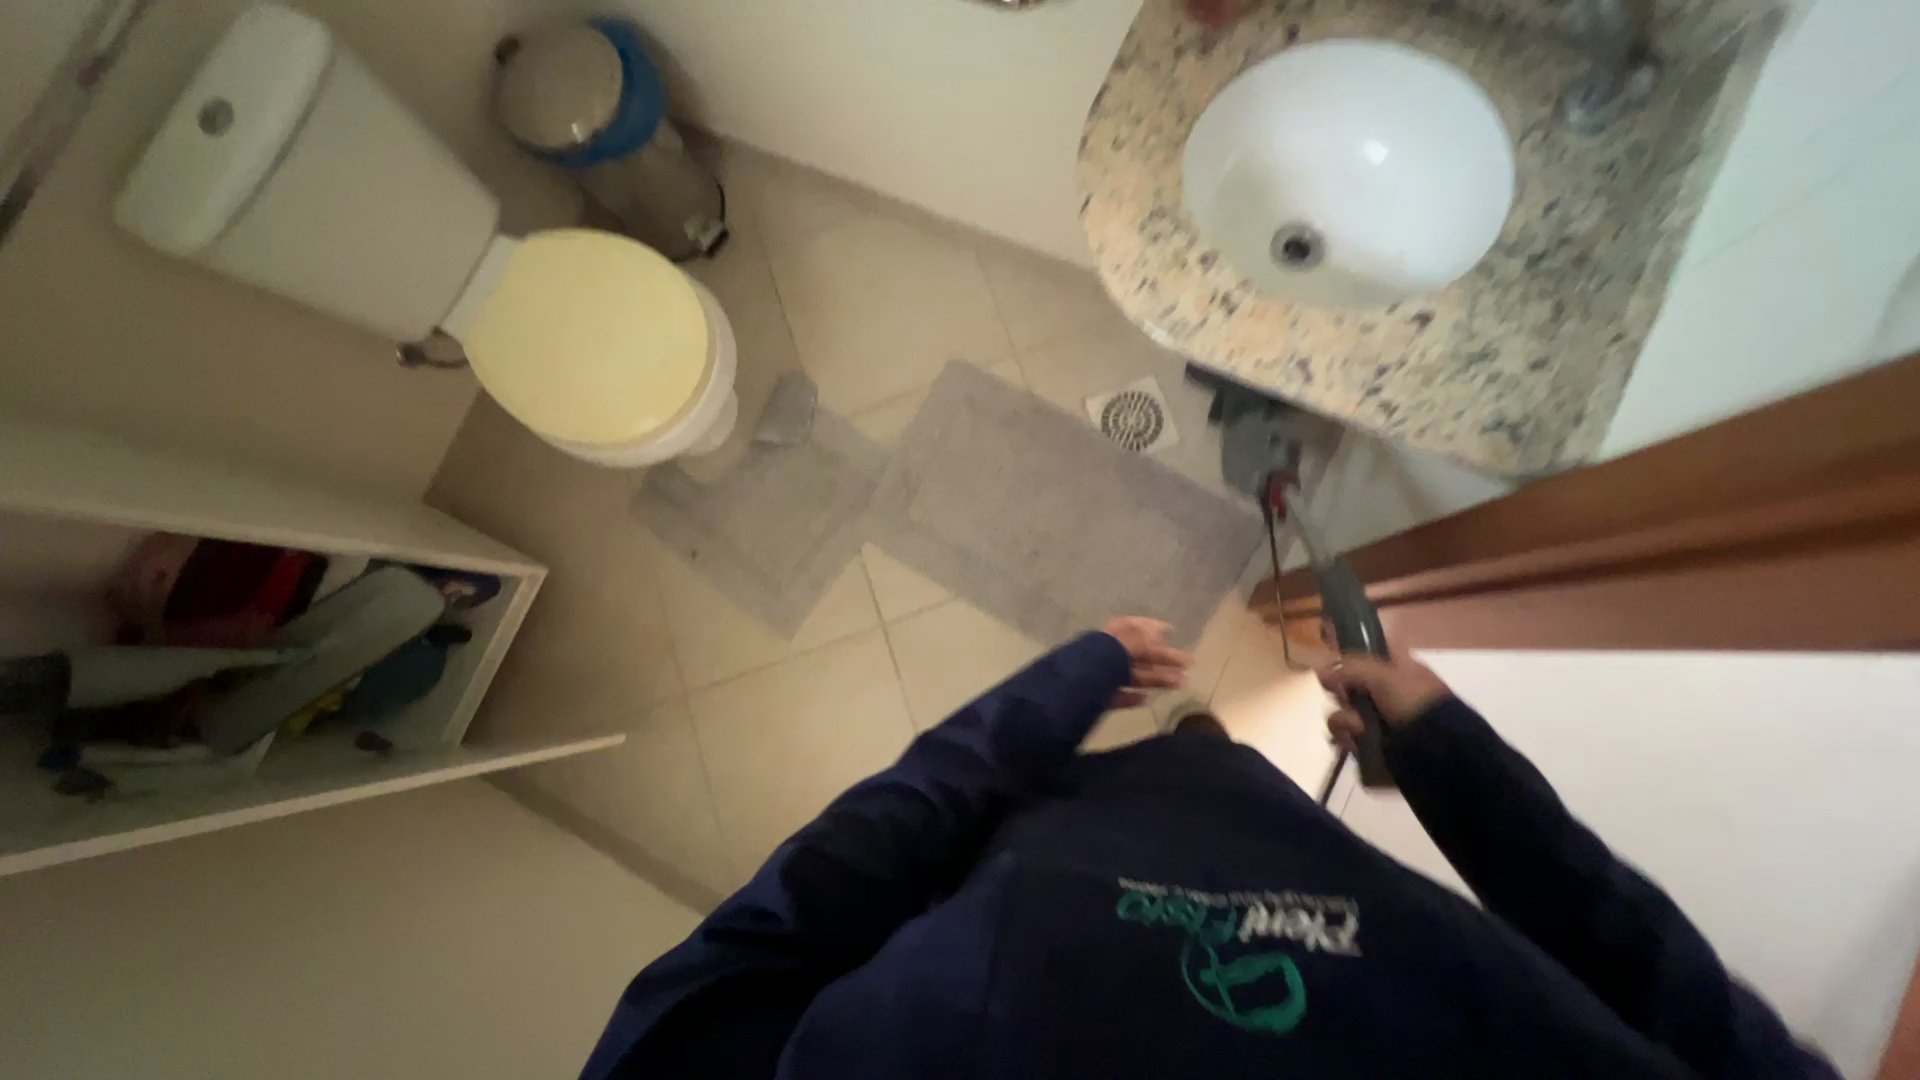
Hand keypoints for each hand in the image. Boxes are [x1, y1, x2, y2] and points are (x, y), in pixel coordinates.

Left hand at [1100, 617, 1192, 709]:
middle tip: (1189, 663)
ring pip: (1130, 675)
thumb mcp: (1120, 647)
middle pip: (1135, 654)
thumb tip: (1157, 633)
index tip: (1170, 631)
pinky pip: (1117, 696)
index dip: (1149, 627)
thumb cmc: (1095, 664)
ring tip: (1181, 684)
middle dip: (1162, 657)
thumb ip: (1139, 640)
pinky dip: (1132, 697)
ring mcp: (1097, 678)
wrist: (1066, 695)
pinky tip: (1147, 700)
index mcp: (1105, 638)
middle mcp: (1101, 654)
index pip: (1128, 627)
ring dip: (1156, 678)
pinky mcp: (1095, 699)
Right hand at [1317, 654, 1451, 751]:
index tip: (1332, 660)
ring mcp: (1374, 716)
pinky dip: (1344, 737)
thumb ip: (1349, 668)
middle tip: (1345, 697)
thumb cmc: (1416, 703)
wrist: (1438, 751)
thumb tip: (1320, 670)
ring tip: (1357, 728)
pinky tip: (1353, 742)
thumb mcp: (1384, 676)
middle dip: (1340, 691)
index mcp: (1394, 667)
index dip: (1345, 653)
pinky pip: (1342, 733)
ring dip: (1343, 718)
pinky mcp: (1368, 740)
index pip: (1364, 651)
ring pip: (1339, 708)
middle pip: (1343, 682)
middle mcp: (1382, 689)